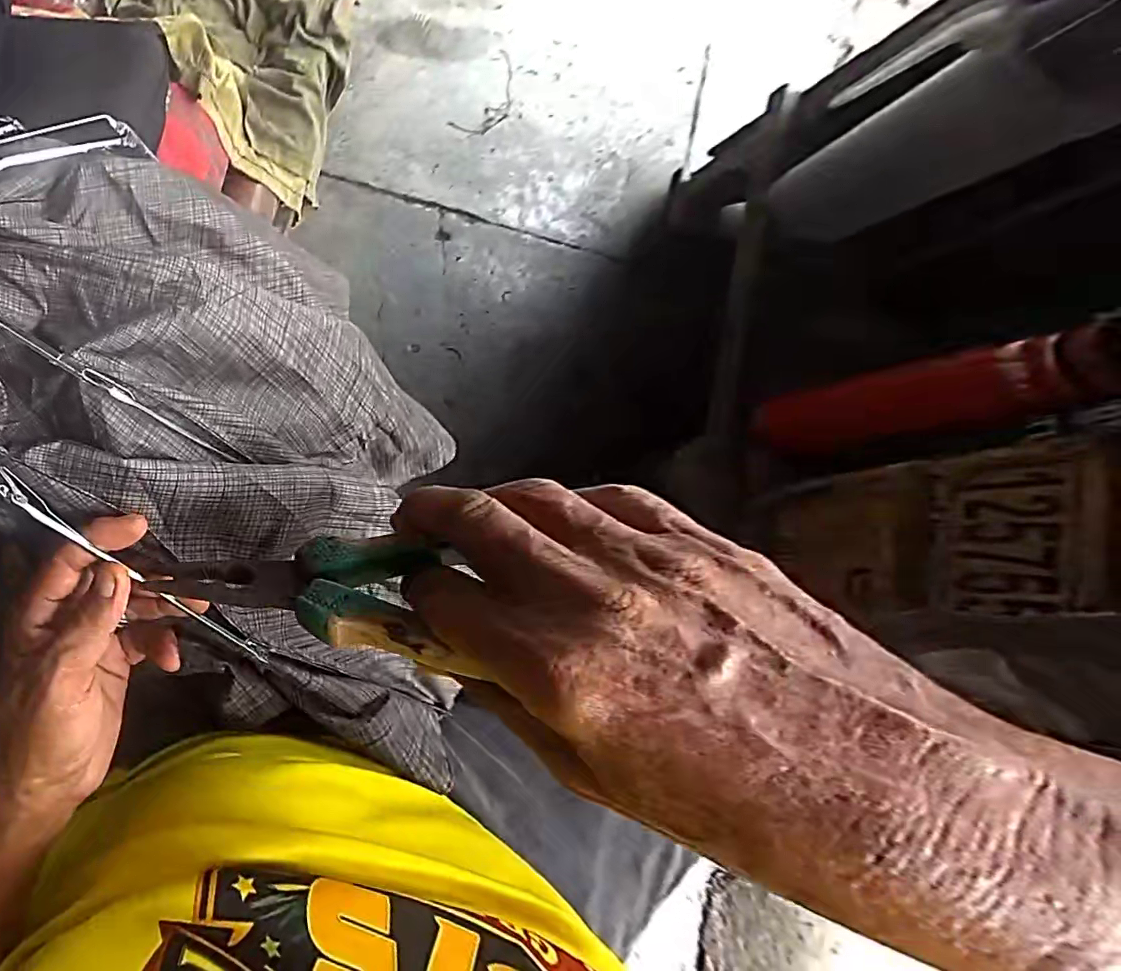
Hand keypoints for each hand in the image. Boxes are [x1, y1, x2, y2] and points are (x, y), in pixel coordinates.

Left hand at [0, 514, 185, 827]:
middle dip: (144, 575)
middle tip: (180, 581)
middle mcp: (66, 618)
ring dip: (161, 606)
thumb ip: (87, 624)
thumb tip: (114, 573)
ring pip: (130, 605)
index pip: (69, 559)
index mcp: (39, 613)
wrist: (39, 794)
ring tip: (193, 609)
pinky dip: (159, 642)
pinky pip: (142, 638)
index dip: (100, 537)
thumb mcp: (58, 677)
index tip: (136, 526)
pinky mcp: (111, 662)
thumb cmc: (32, 736)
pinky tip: (170, 659)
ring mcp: (90, 639)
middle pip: (107, 578)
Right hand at [394, 480, 1120, 969]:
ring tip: (470, 508)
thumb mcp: (589, 774)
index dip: (415, 593)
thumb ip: (507, 700)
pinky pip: (609, 498)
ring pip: (536, 495)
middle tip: (407, 520)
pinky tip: (560, 519)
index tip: (410, 593)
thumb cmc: (729, 809)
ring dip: (486, 497)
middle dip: (424, 514)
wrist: (897, 795)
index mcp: (554, 670)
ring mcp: (649, 561)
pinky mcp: (703, 542)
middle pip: (476, 522)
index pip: (446, 600)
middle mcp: (589, 601)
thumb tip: (456, 656)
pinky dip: (566, 503)